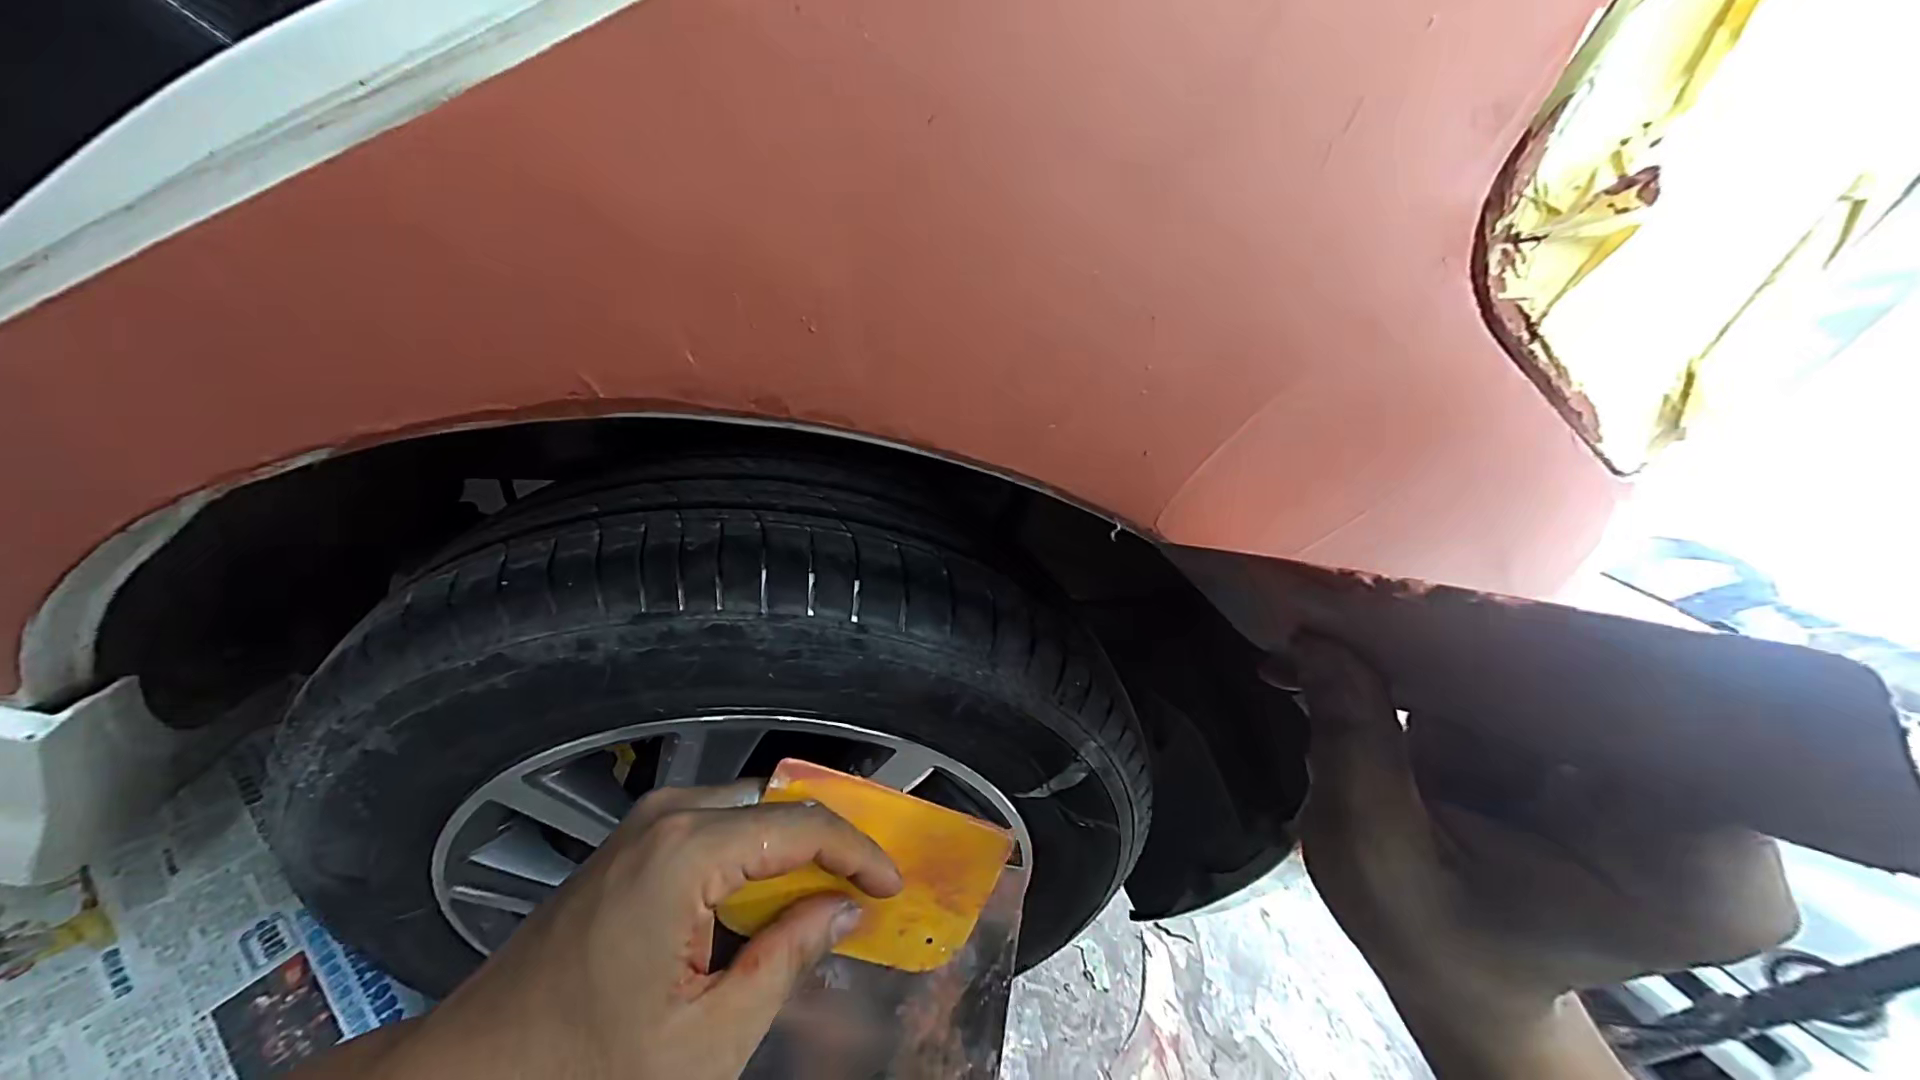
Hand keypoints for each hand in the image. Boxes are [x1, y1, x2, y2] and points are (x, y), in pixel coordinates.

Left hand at [298, 781, 902, 1079]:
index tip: (893, 885)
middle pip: (778, 807)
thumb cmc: (588, 1069)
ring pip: (752, 810)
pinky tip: (773, 894)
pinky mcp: (636, 838)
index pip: (802, 828)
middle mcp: (671, 814)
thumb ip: (787, 959)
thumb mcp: (708, 1040)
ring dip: (795, 847)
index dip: (859, 853)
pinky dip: (758, 853)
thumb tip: (844, 910)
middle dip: (831, 843)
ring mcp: (648, 821)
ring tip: (832, 890)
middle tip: (869, 886)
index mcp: (688, 853)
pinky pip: (719, 825)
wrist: (470, 1073)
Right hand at [1285, 634, 1797, 1077]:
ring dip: (1427, 654)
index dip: (1526, 653)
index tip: (1413, 620)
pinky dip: (1424, 671)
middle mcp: (1691, 804)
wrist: (1450, 967)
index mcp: (1687, 863)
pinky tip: (1352, 666)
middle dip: (1458, 645)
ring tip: (1331, 643)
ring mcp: (1628, 766)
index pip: (1634, 715)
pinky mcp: (1567, 742)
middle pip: (1580, 681)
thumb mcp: (1372, 854)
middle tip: (1347, 622)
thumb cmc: (1426, 939)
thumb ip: (1354, 745)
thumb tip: (1319, 640)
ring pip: (1531, 669)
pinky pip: (1501, 681)